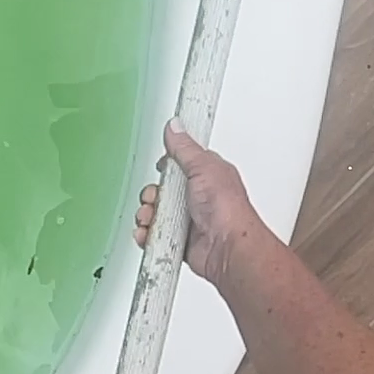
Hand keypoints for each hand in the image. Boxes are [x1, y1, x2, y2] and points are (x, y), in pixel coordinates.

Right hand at [134, 121, 269, 285]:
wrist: (227, 246)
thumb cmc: (227, 209)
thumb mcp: (204, 167)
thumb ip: (185, 148)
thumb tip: (175, 127)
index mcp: (206, 176)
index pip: (180, 164)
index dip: (167, 165)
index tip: (162, 167)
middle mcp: (197, 197)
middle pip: (162, 190)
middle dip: (152, 194)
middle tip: (156, 196)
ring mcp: (187, 220)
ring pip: (155, 213)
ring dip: (147, 214)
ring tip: (151, 216)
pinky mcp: (179, 240)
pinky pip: (155, 235)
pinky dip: (147, 235)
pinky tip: (148, 232)